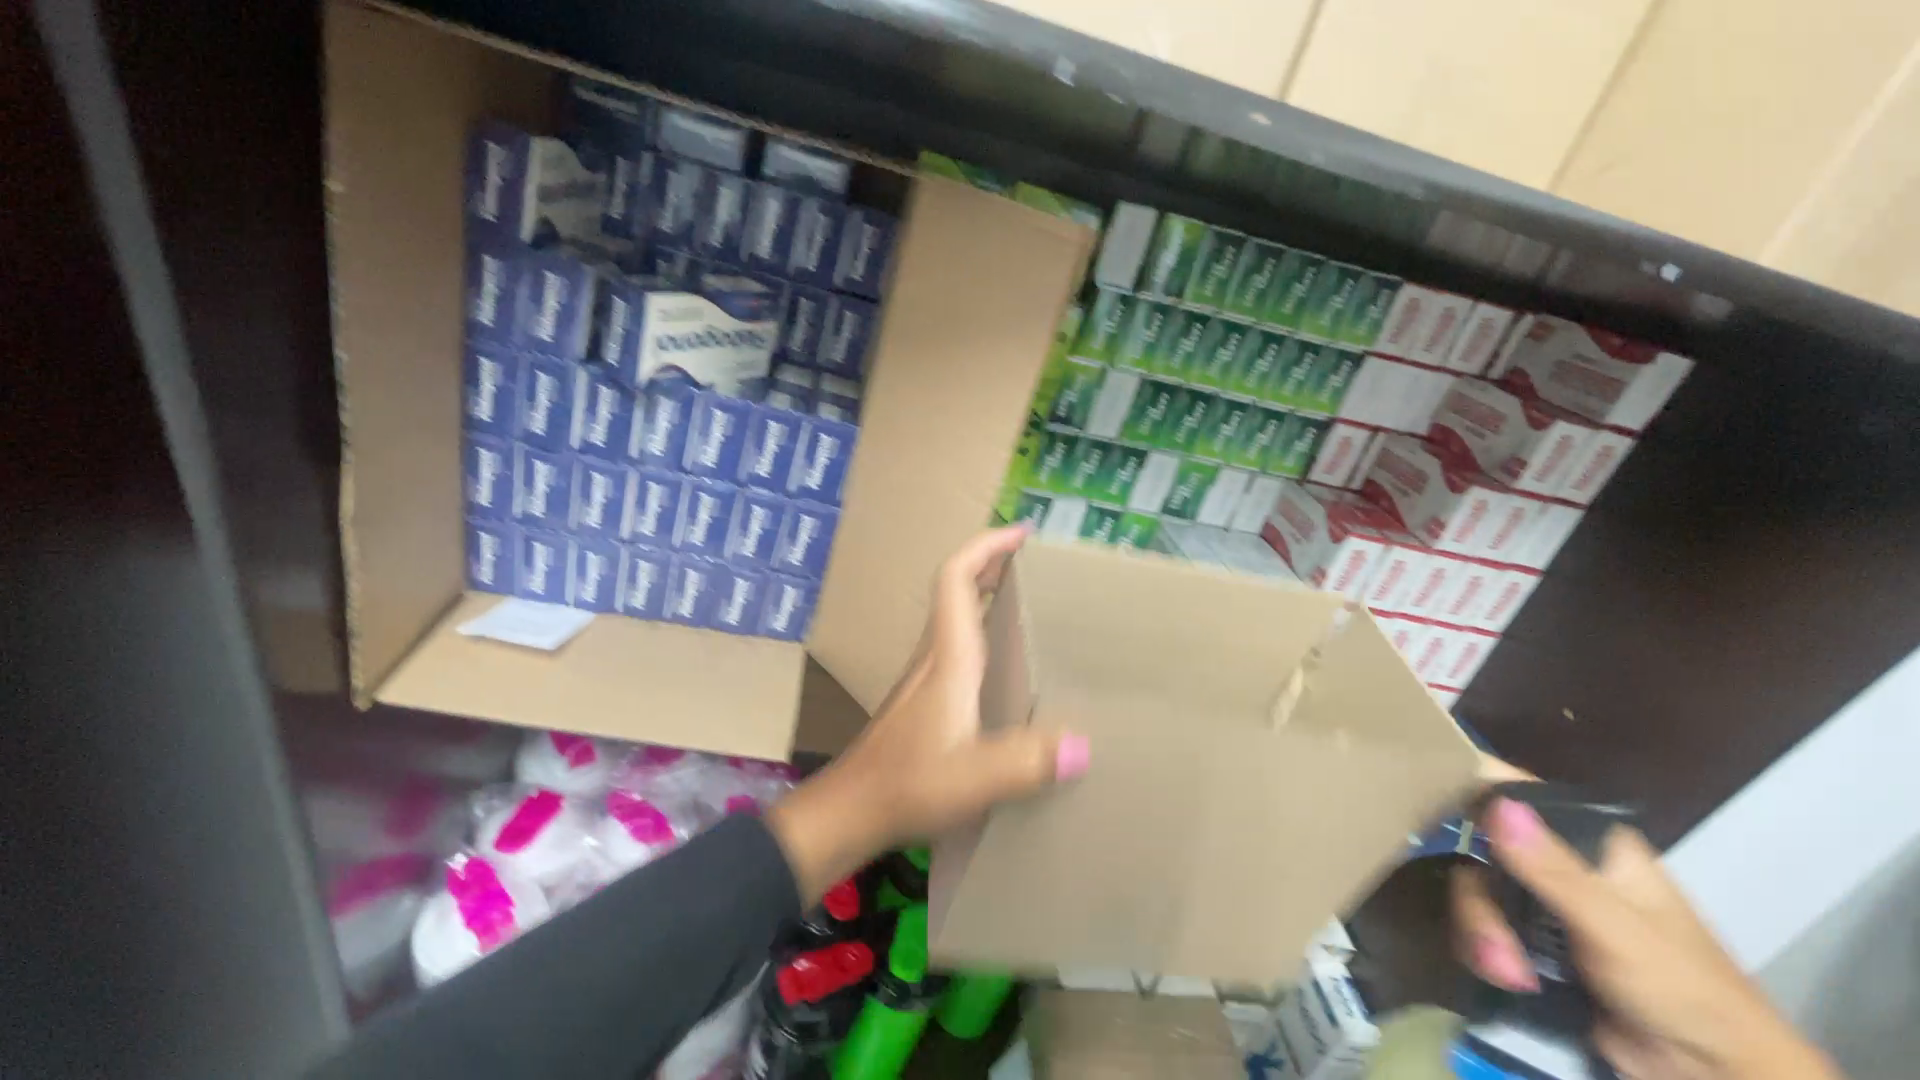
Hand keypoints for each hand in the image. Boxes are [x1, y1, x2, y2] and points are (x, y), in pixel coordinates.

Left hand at [768, 526, 1088, 903]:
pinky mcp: (921, 702)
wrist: (849, 811)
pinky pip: (953, 645)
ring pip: (952, 618)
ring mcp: (922, 680)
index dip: (985, 547)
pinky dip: (978, 631)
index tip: (1022, 534)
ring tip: (1027, 603)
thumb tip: (1083, 746)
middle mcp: (932, 659)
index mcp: (947, 660)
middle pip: (955, 590)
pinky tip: (1002, 667)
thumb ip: (1026, 763)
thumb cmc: (907, 786)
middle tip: (1033, 563)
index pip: (956, 579)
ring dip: (983, 596)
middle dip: (991, 564)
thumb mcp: (973, 778)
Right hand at [1453, 797, 1839, 1079]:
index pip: (1521, 796)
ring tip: (1510, 976)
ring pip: (1478, 894)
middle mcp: (1561, 866)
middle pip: (1484, 853)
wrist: (1709, 1074)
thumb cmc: (1680, 989)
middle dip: (1482, 906)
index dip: (1474, 788)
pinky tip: (1511, 980)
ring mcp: (1544, 906)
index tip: (1426, 797)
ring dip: (1483, 936)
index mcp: (1591, 845)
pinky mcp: (1531, 944)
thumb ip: (1554, 869)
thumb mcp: (1615, 928)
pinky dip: (1487, 954)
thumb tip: (1499, 805)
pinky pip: (1482, 929)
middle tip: (1496, 948)